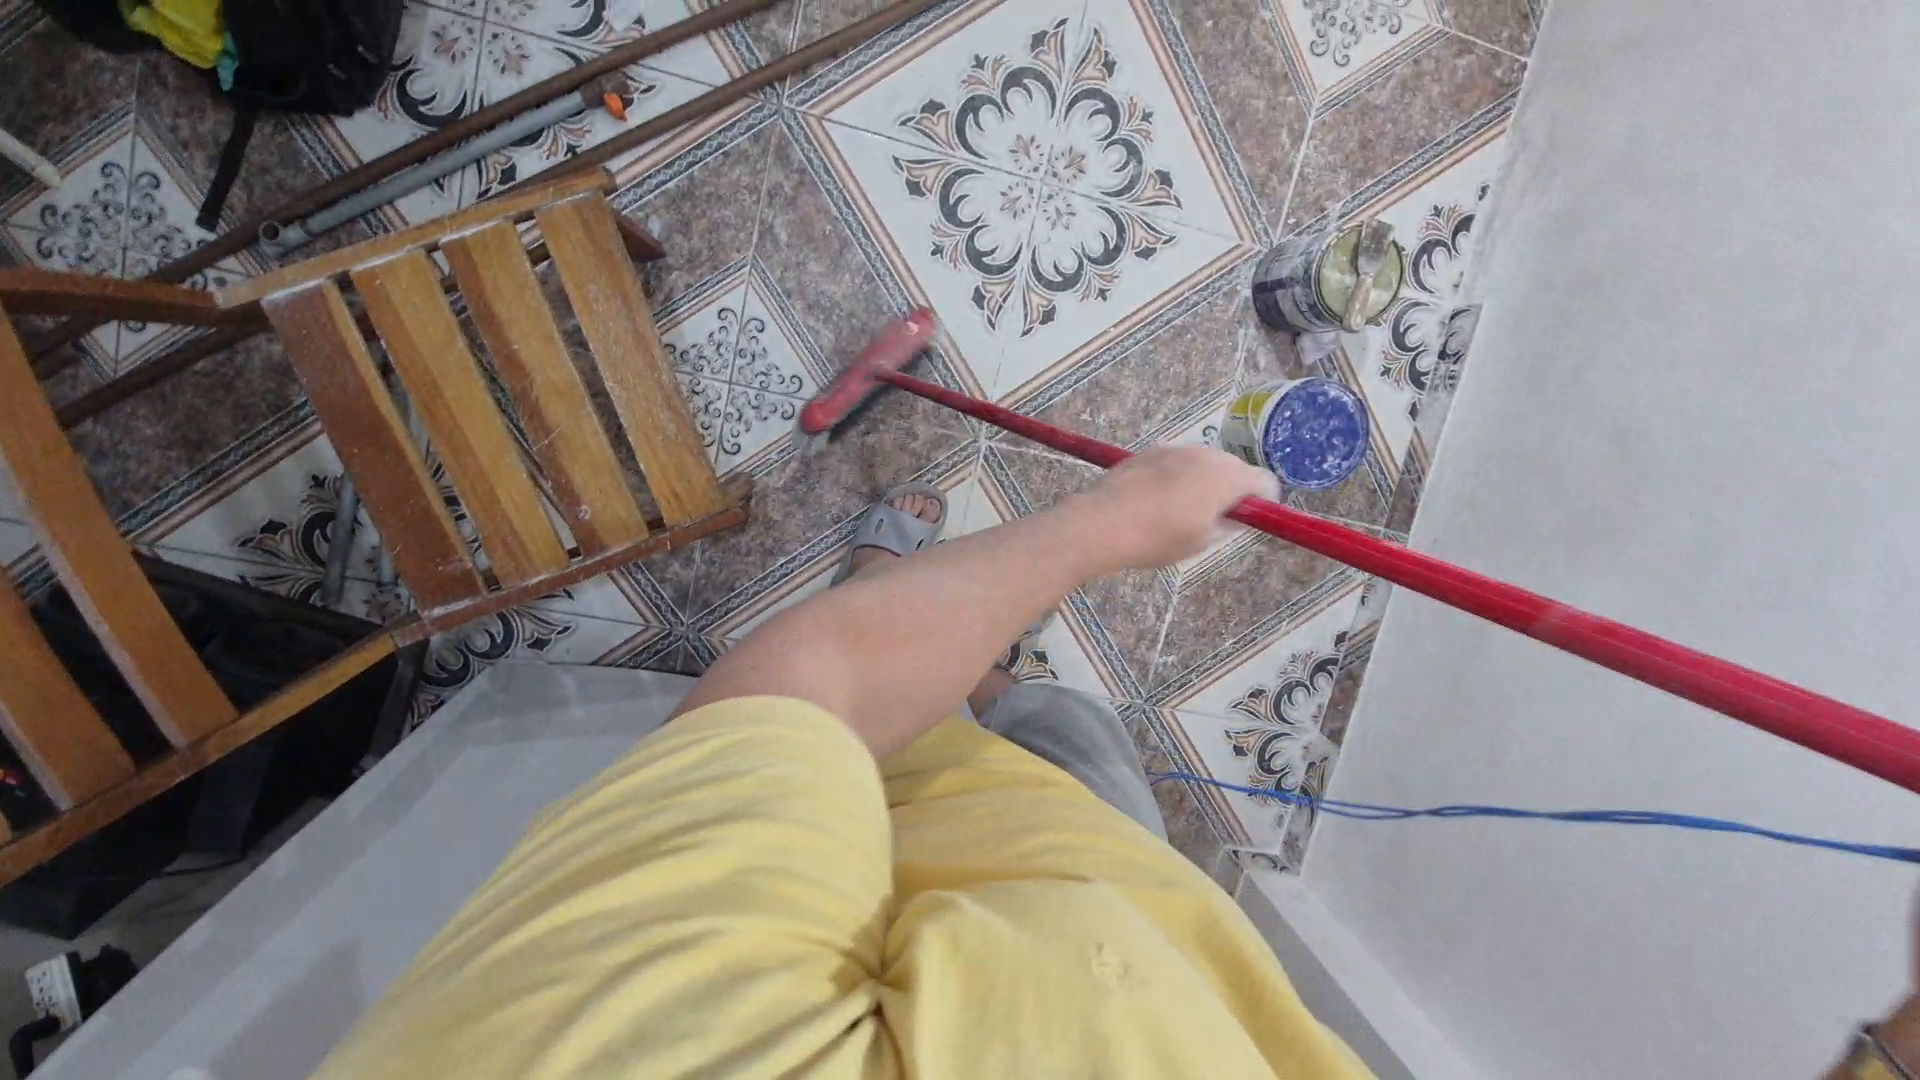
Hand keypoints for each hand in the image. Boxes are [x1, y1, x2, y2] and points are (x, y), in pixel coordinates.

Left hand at [1068, 445, 1279, 571]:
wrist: (1102, 523)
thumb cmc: (1157, 538)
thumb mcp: (1201, 541)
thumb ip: (1228, 525)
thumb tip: (1238, 518)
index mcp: (1227, 477)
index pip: (1264, 481)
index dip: (1264, 501)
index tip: (1250, 519)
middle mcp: (1206, 454)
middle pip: (1234, 467)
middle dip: (1233, 489)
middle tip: (1214, 519)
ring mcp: (1176, 448)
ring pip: (1204, 462)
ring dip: (1204, 480)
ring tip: (1181, 510)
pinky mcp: (1150, 450)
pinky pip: (1177, 460)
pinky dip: (1177, 475)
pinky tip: (1157, 498)